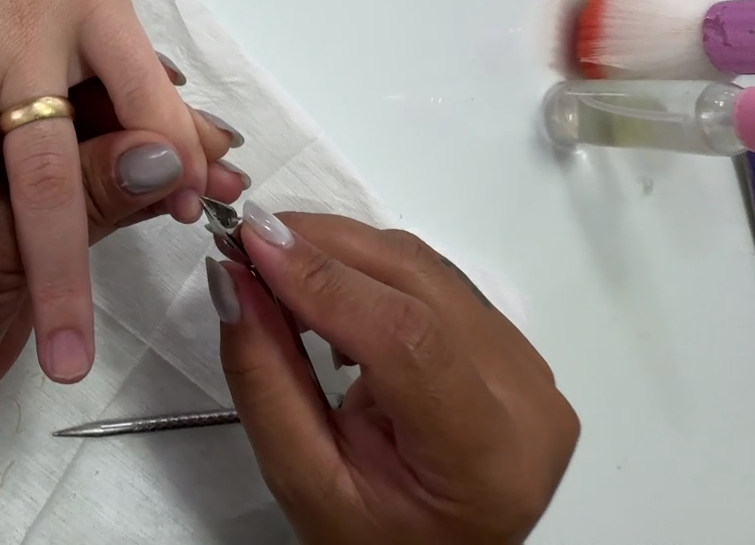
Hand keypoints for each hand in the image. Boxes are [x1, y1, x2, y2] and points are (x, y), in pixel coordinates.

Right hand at [213, 208, 577, 543]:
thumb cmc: (368, 535)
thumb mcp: (298, 476)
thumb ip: (261, 375)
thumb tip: (230, 276)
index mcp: (484, 456)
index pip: (405, 338)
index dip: (322, 278)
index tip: (247, 240)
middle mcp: (524, 397)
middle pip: (413, 280)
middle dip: (317, 244)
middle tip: (243, 241)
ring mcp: (523, 363)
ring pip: (414, 262)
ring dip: (333, 246)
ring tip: (272, 267)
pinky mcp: (505, 340)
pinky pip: (422, 272)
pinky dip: (358, 262)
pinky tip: (320, 290)